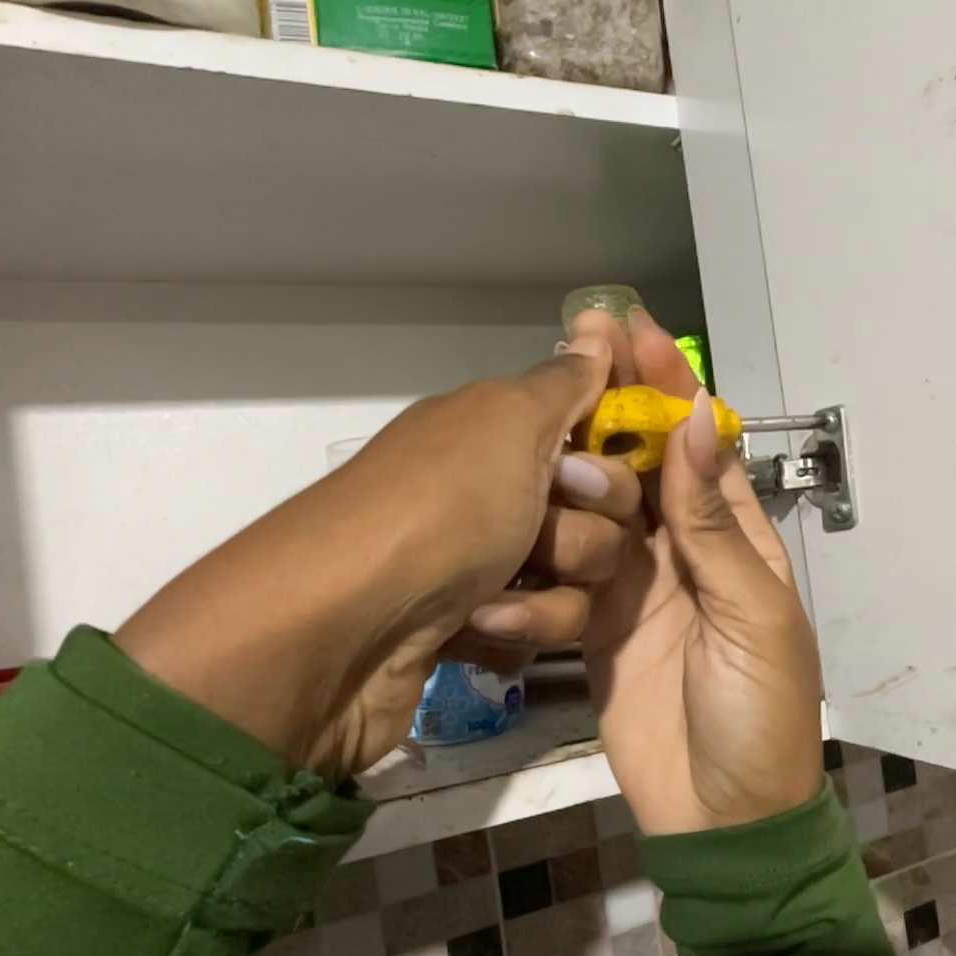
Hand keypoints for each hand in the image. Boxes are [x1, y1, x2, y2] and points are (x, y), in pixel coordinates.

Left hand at [115, 332, 639, 778]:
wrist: (345, 626)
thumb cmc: (442, 509)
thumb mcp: (507, 422)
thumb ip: (565, 382)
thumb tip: (597, 324)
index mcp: (506, 435)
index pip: (596, 439)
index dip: (610, 461)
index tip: (589, 475)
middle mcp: (503, 493)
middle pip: (604, 517)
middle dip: (584, 534)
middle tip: (538, 533)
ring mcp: (493, 562)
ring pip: (584, 580)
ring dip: (550, 592)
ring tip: (491, 597)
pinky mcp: (484, 625)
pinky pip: (547, 628)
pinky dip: (517, 630)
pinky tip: (475, 630)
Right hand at [583, 308, 825, 834]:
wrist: (719, 813)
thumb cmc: (758, 711)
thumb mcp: (753, 614)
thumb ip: (715, 525)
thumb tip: (696, 423)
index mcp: (735, 536)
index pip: (698, 445)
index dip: (669, 388)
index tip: (632, 333)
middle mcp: (682, 548)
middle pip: (642, 462)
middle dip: (613, 404)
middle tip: (573, 345)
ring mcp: (633, 582)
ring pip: (597, 505)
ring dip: (572, 462)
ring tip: (535, 413)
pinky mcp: (592, 620)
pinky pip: (564, 568)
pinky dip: (543, 540)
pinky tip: (515, 499)